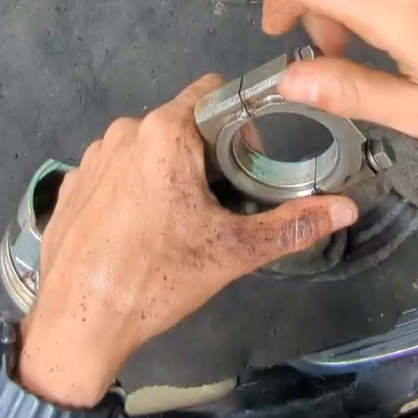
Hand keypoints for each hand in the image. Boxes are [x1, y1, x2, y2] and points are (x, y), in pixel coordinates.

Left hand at [18, 76, 358, 406]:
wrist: (76, 325)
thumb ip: (292, 224)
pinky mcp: (70, 182)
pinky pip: (115, 168)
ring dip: (169, 170)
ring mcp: (91, 155)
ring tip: (177, 221)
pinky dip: (133, 187)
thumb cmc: (158, 278)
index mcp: (165, 131)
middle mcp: (124, 129)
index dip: (240, 122)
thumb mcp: (232, 252)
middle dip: (206, 153)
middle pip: (182, 123)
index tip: (247, 164)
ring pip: (147, 146)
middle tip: (218, 203)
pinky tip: (136, 231)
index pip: (214, 92)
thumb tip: (347, 208)